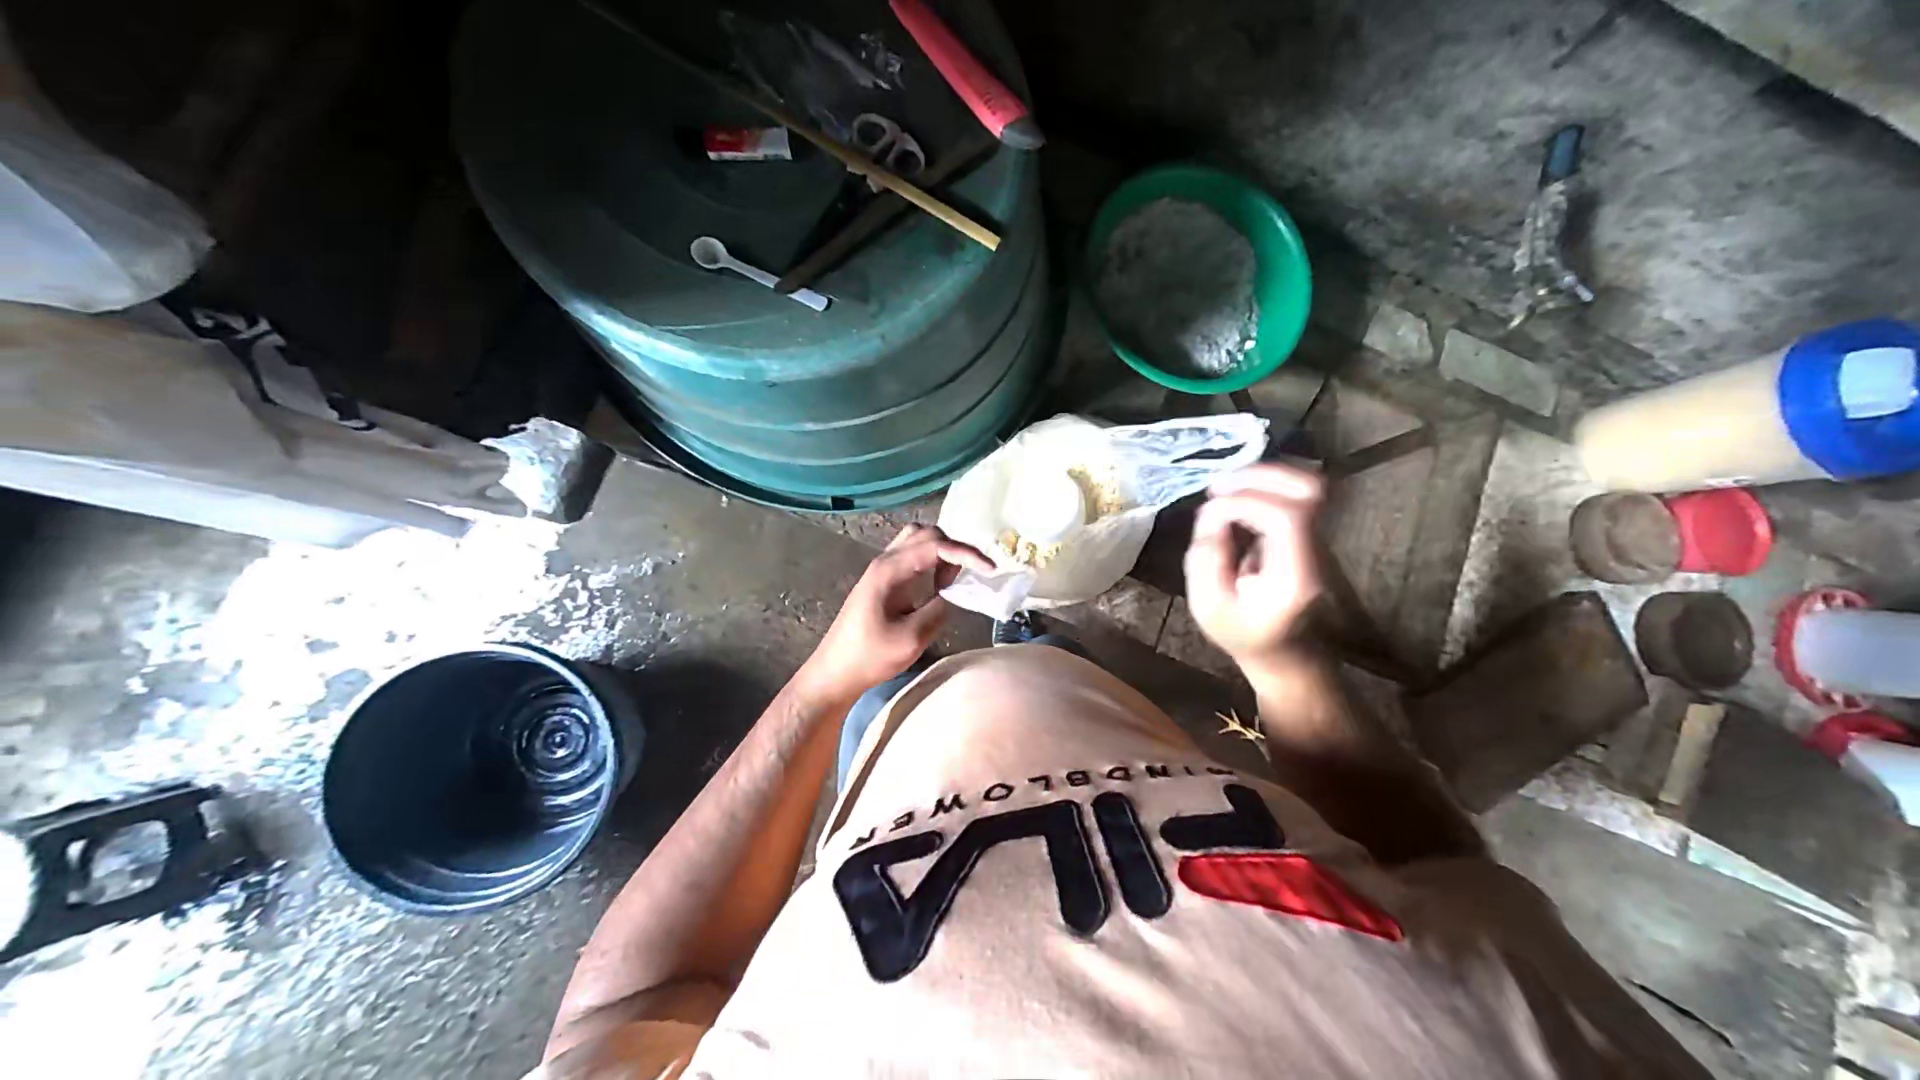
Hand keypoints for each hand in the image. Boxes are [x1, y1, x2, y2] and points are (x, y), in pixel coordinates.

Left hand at [799, 524, 994, 699]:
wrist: (836, 672)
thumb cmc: (870, 657)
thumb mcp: (911, 639)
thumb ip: (939, 611)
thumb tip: (954, 594)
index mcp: (889, 570)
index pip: (935, 545)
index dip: (966, 553)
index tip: (990, 570)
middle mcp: (885, 561)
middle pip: (926, 533)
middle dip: (954, 549)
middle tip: (965, 578)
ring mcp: (882, 570)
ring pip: (918, 541)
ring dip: (941, 553)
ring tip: (950, 582)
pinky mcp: (884, 581)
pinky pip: (912, 557)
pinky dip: (931, 563)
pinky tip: (937, 587)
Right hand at [1182, 464, 1322, 670]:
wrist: (1283, 651)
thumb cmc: (1242, 632)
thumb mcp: (1207, 605)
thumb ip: (1206, 557)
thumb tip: (1213, 512)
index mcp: (1294, 575)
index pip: (1286, 517)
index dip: (1245, 501)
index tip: (1210, 511)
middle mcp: (1317, 551)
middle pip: (1309, 490)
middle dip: (1259, 477)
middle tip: (1217, 487)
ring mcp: (1319, 539)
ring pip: (1306, 484)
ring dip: (1261, 477)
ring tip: (1224, 489)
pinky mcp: (1310, 532)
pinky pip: (1294, 493)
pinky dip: (1264, 485)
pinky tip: (1235, 498)